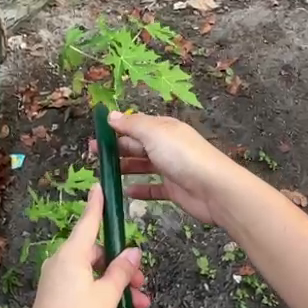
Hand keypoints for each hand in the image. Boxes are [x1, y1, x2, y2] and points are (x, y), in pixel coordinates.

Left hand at [16, 184, 149, 307]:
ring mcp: (54, 281)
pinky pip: (81, 286)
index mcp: (72, 255)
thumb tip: (132, 250)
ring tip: (138, 307)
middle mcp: (60, 262)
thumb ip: (121, 271)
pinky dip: (100, 293)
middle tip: (142, 285)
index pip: (88, 222)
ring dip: (115, 285)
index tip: (99, 186)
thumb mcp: (107, 296)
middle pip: (95, 253)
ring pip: (91, 273)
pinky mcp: (52, 299)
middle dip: (121, 266)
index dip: (96, 205)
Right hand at [107, 111, 247, 225]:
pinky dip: (139, 190)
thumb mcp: (154, 133)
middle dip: (116, 148)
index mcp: (163, 129)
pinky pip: (152, 188)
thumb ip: (132, 124)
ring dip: (124, 167)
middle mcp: (166, 146)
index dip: (116, 129)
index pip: (136, 125)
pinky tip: (126, 192)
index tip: (97, 134)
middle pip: (137, 145)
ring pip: (142, 166)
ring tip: (105, 173)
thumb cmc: (182, 155)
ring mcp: (170, 168)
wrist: (214, 188)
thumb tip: (111, 115)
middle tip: (93, 154)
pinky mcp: (173, 189)